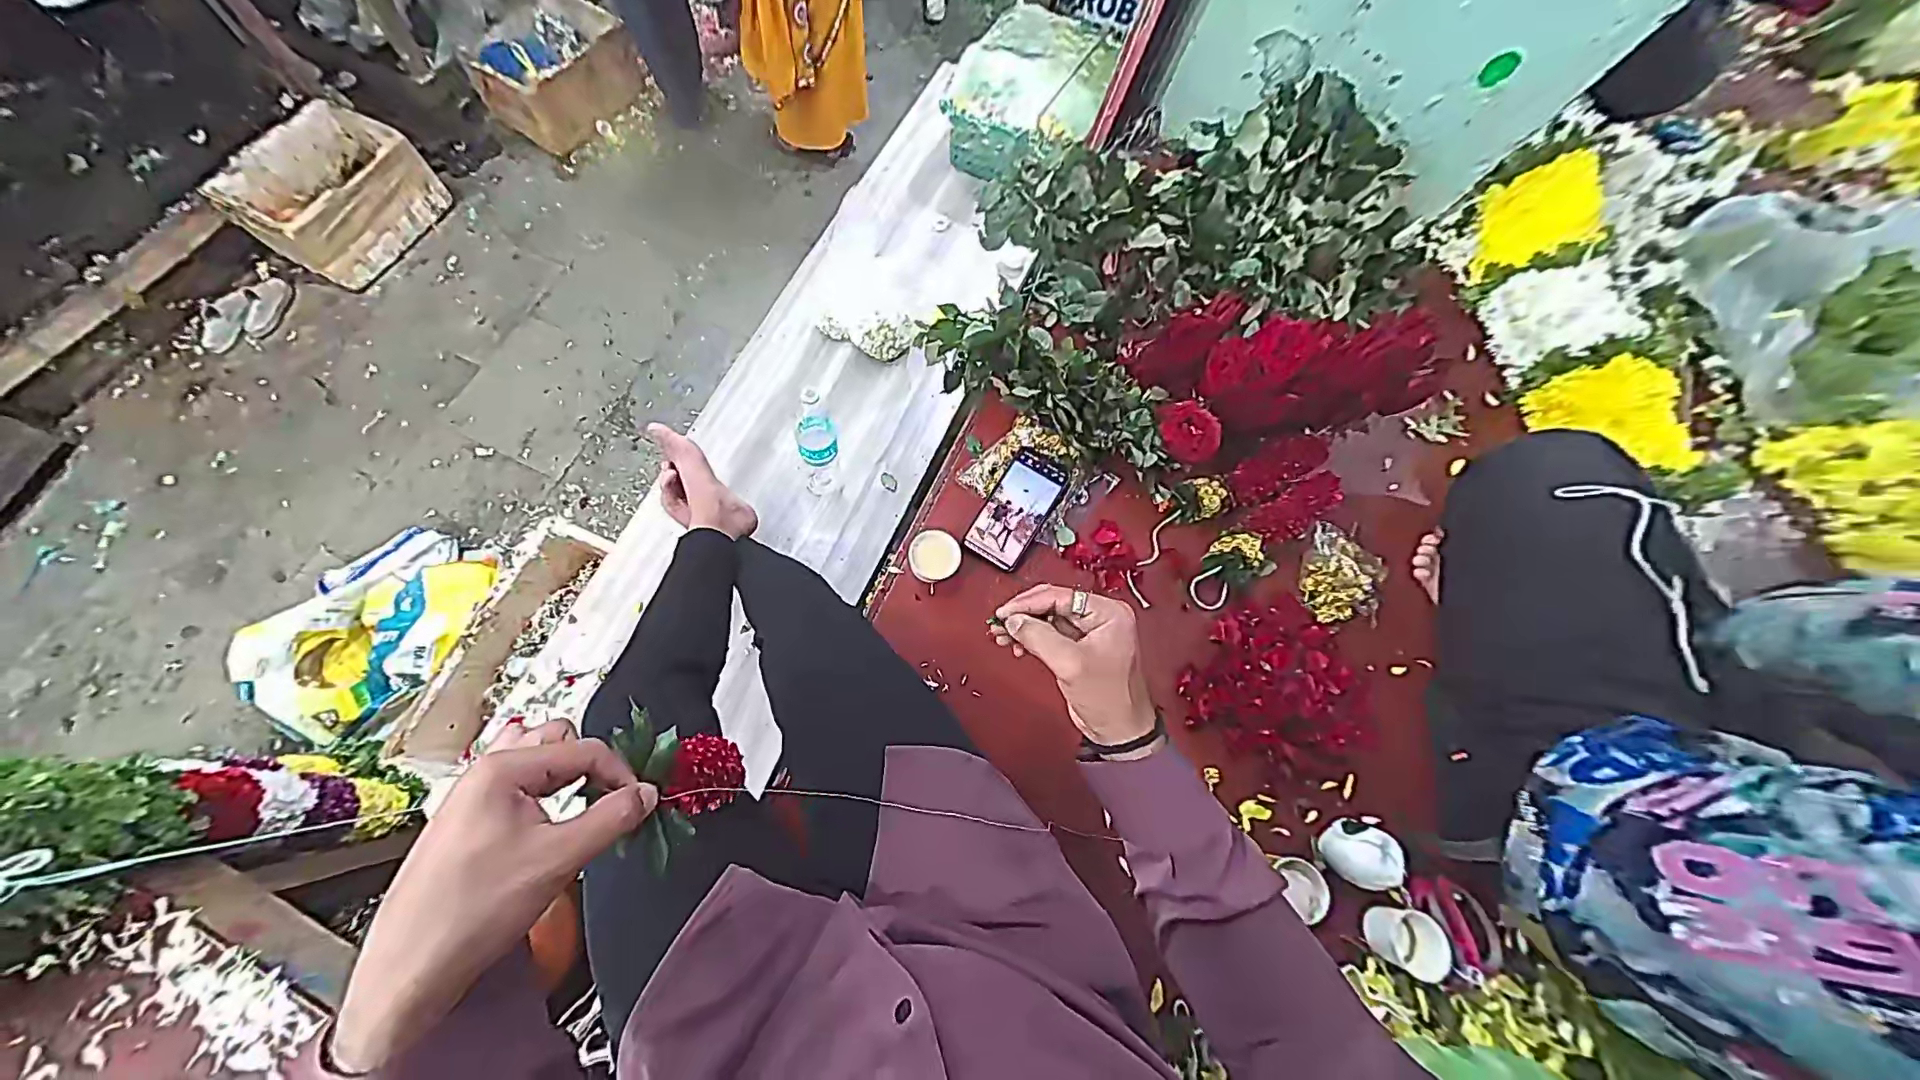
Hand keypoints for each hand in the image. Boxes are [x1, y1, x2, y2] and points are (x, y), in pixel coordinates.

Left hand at [330, 723, 655, 1071]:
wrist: (408, 971)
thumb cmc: (469, 913)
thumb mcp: (560, 859)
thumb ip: (613, 817)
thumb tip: (644, 794)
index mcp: (502, 769)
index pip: (585, 749)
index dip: (620, 772)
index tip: (637, 800)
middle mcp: (483, 772)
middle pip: (559, 740)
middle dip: (593, 764)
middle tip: (612, 796)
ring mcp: (472, 795)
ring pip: (537, 758)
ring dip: (567, 772)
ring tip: (585, 800)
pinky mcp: (469, 819)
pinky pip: (518, 783)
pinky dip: (544, 787)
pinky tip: (551, 814)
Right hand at [991, 585, 1159, 749]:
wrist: (1120, 729)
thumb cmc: (1112, 699)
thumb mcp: (1071, 664)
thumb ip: (1039, 637)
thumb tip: (1015, 620)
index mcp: (1109, 612)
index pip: (1060, 595)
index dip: (1028, 603)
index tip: (1006, 613)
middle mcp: (1100, 617)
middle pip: (1052, 603)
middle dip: (1023, 614)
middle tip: (1001, 622)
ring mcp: (1089, 632)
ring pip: (1047, 618)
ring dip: (1024, 626)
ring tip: (1003, 634)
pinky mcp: (1078, 646)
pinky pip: (1049, 633)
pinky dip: (1030, 637)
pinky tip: (1016, 643)